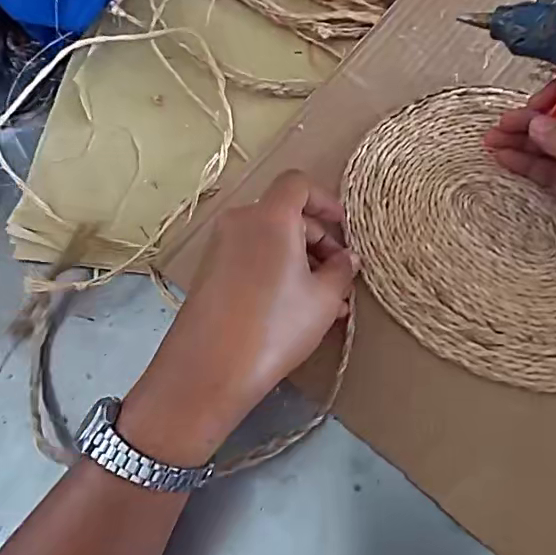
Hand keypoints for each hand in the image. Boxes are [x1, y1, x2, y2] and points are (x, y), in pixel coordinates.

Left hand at [120, 170, 358, 466]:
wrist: (208, 370)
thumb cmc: (276, 326)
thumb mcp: (323, 299)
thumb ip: (341, 270)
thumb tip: (347, 259)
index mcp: (271, 217)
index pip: (298, 184)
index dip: (326, 201)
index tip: (345, 229)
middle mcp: (241, 221)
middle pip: (287, 214)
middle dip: (319, 240)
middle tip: (341, 276)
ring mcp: (220, 246)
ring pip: (271, 239)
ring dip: (301, 260)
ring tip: (327, 301)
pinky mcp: (210, 271)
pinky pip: (253, 257)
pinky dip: (277, 270)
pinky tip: (296, 307)